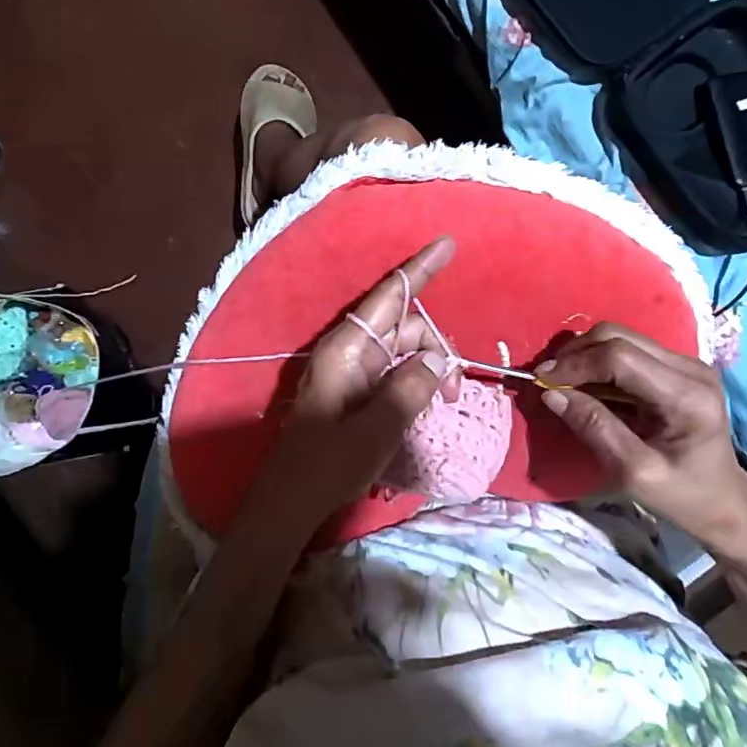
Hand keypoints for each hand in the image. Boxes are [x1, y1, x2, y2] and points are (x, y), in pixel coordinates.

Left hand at [240, 238, 462, 533]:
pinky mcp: (355, 392)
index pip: (390, 297)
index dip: (420, 270)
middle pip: (404, 326)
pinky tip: (429, 404)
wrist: (291, 501)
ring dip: (430, 368)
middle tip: (455, 390)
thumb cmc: (327, 465)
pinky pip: (395, 372)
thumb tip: (437, 359)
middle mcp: (349, 352)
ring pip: (403, 350)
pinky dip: (416, 382)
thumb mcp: (377, 429)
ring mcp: (352, 372)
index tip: (448, 244)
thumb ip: (410, 388)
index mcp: (347, 350)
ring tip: (445, 401)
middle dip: (436, 346)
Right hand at [539, 322, 746, 569]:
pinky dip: (599, 363)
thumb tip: (551, 394)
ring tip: (562, 382)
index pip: (620, 357)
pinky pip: (628, 350)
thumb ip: (594, 428)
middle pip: (619, 336)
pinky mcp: (677, 367)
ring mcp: (686, 363)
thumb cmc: (682, 496)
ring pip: (621, 337)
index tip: (541, 382)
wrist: (723, 503)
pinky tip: (585, 385)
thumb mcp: (634, 472)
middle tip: (548, 380)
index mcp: (687, 395)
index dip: (576, 365)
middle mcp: (690, 367)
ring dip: (585, 355)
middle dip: (576, 354)